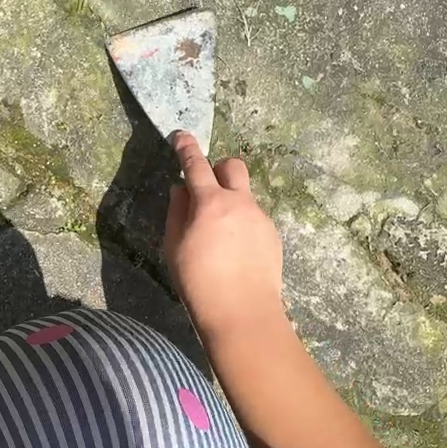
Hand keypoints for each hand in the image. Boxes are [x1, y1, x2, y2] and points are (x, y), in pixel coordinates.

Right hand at [164, 131, 286, 337]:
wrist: (242, 312)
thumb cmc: (198, 282)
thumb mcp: (173, 248)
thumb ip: (176, 213)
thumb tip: (181, 190)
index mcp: (210, 203)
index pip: (195, 165)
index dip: (186, 148)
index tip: (181, 135)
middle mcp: (240, 203)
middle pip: (233, 166)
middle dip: (218, 168)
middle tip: (205, 189)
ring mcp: (261, 218)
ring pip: (245, 194)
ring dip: (230, 201)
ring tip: (218, 235)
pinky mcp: (273, 235)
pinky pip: (255, 217)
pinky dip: (242, 224)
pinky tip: (235, 252)